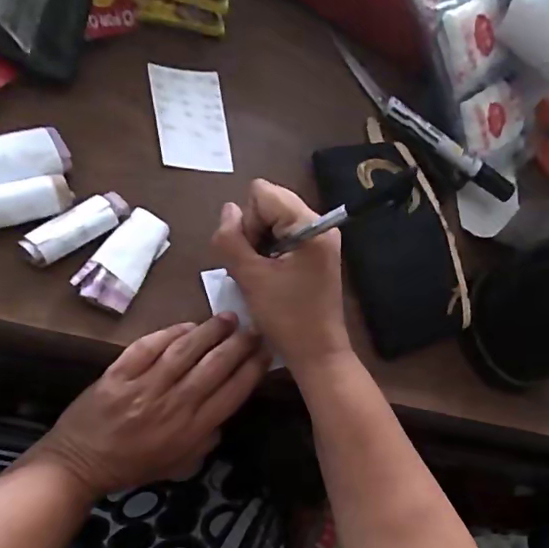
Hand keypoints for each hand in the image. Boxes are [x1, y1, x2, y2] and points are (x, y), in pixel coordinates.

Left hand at [30, 315, 268, 495]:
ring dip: (210, 331)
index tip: (265, 351)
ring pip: (185, 351)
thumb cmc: (131, 467)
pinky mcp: (119, 373)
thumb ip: (204, 441)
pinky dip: (170, 333)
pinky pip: (149, 346)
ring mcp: (144, 387)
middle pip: (215, 366)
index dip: (253, 369)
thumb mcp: (177, 465)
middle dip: (239, 344)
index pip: (232, 393)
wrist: (79, 463)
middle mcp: (173, 405)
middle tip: (253, 328)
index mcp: (191, 430)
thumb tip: (223, 416)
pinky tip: (187, 325)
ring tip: (228, 318)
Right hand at [210, 180, 353, 373]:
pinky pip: (284, 238)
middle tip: (254, 268)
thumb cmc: (287, 319)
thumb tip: (228, 210)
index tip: (252, 257)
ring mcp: (320, 240)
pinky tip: (270, 278)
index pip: (262, 193)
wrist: (318, 354)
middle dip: (253, 232)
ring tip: (261, 275)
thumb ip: (231, 240)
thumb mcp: (251, 278)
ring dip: (259, 245)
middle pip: (269, 203)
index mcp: (310, 225)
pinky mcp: (316, 255)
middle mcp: (320, 225)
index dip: (247, 222)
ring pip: (274, 222)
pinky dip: (270, 253)